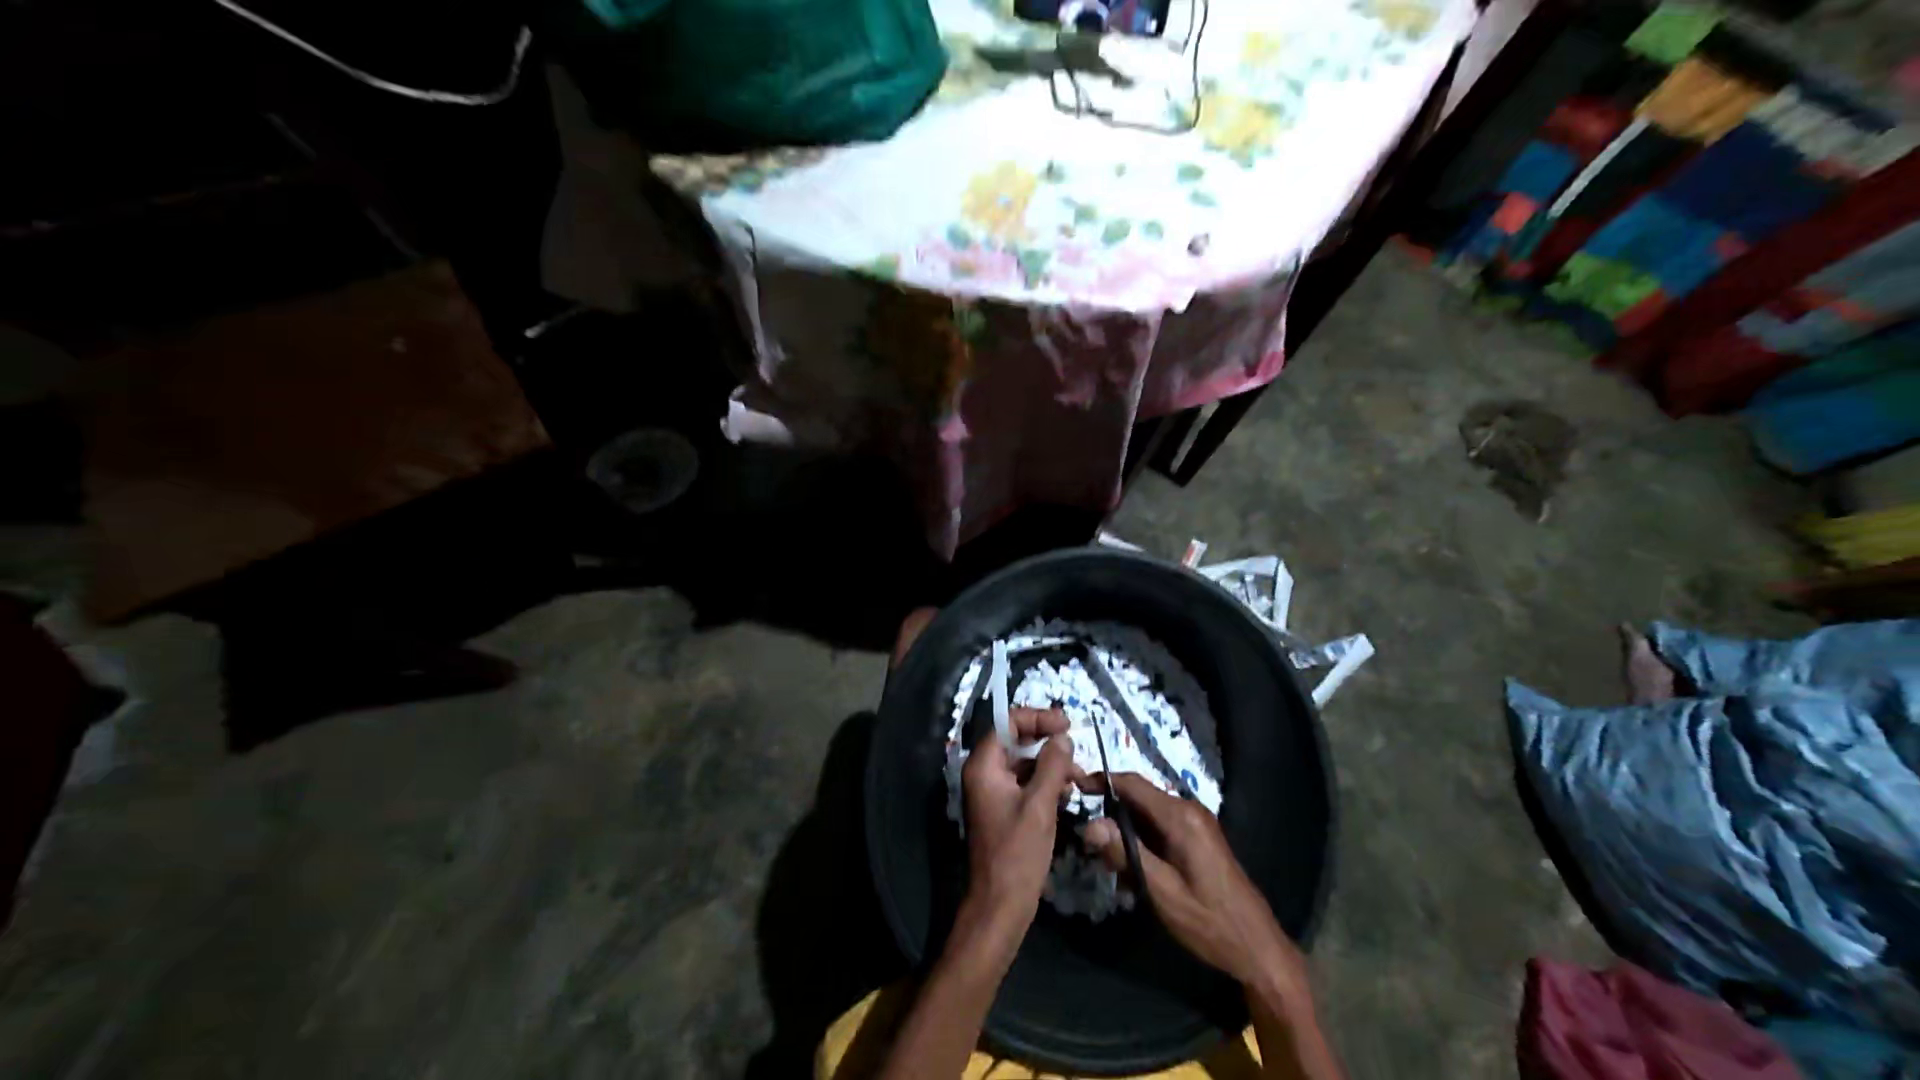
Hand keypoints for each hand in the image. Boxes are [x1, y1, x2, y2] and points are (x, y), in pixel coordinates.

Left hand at [962, 707, 1076, 923]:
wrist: (1000, 904)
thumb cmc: (1017, 853)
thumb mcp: (1040, 805)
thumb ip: (1052, 766)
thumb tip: (1063, 737)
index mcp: (983, 766)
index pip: (1007, 723)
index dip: (1037, 717)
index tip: (1067, 724)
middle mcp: (983, 773)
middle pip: (1015, 741)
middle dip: (1047, 742)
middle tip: (1076, 750)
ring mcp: (992, 792)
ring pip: (1023, 763)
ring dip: (1050, 764)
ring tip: (1078, 777)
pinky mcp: (1003, 809)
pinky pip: (1024, 783)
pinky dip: (1045, 783)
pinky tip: (1066, 794)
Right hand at [1081, 774, 1309, 999]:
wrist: (1258, 949)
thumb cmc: (1209, 922)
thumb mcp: (1161, 891)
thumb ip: (1125, 854)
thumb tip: (1090, 824)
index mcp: (1180, 816)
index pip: (1131, 783)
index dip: (1100, 780)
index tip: (1072, 786)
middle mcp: (1189, 809)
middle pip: (1138, 797)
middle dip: (1110, 815)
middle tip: (1089, 842)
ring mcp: (1196, 823)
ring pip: (1147, 814)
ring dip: (1126, 833)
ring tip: (1112, 866)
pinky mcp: (1198, 837)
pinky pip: (1160, 826)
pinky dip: (1142, 842)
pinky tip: (1135, 873)